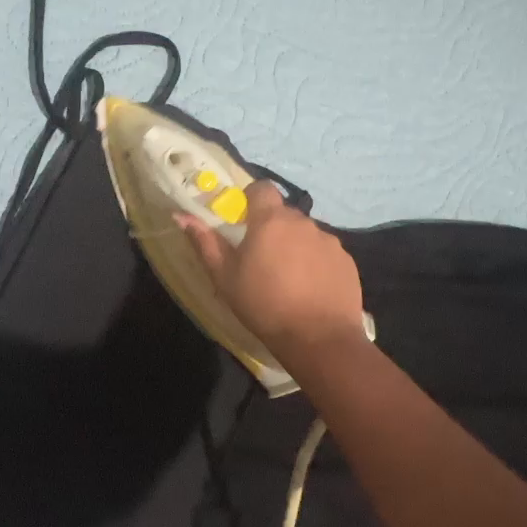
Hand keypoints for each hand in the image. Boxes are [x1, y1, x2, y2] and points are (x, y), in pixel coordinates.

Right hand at [179, 181, 365, 358]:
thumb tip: (180, 215)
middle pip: (283, 213)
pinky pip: (324, 252)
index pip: (261, 188)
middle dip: (271, 227)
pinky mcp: (346, 261)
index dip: (251, 198)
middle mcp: (303, 222)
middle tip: (260, 258)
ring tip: (287, 278)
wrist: (318, 339)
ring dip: (294, 246)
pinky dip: (314, 263)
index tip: (243, 221)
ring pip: (305, 234)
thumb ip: (205, 243)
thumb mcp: (225, 277)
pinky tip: (308, 289)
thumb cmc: (264, 304)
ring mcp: (329, 241)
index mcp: (270, 221)